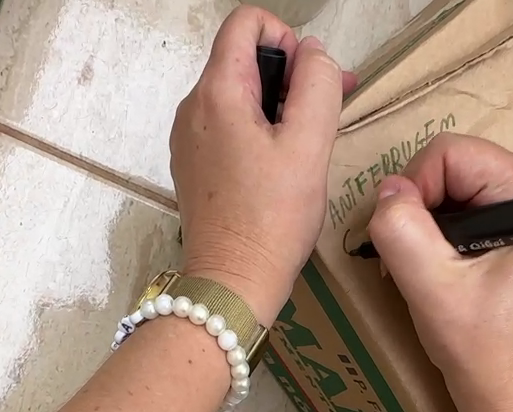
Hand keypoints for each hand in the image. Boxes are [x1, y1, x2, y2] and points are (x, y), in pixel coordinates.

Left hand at [171, 7, 352, 324]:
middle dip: (287, 78)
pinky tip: (278, 172)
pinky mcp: (193, 171)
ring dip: (274, 111)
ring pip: (236, 99)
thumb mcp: (309, 145)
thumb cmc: (271, 222)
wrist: (232, 286)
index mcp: (216, 93)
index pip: (247, 21)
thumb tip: (312, 54)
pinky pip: (227, 133)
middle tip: (324, 116)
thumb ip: (317, 84)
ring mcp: (188, 142)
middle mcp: (192, 110)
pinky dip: (255, 138)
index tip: (311, 84)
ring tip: (304, 151)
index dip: (287, 39)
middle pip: (242, 61)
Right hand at [368, 133, 512, 411]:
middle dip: (415, 210)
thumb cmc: (479, 344)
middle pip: (445, 164)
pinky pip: (452, 206)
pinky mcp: (505, 222)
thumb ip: (402, 231)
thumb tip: (384, 192)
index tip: (404, 246)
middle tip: (407, 263)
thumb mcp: (431, 287)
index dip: (411, 192)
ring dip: (418, 227)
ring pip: (443, 185)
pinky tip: (430, 271)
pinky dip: (429, 236)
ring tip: (419, 272)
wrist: (503, 385)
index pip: (446, 152)